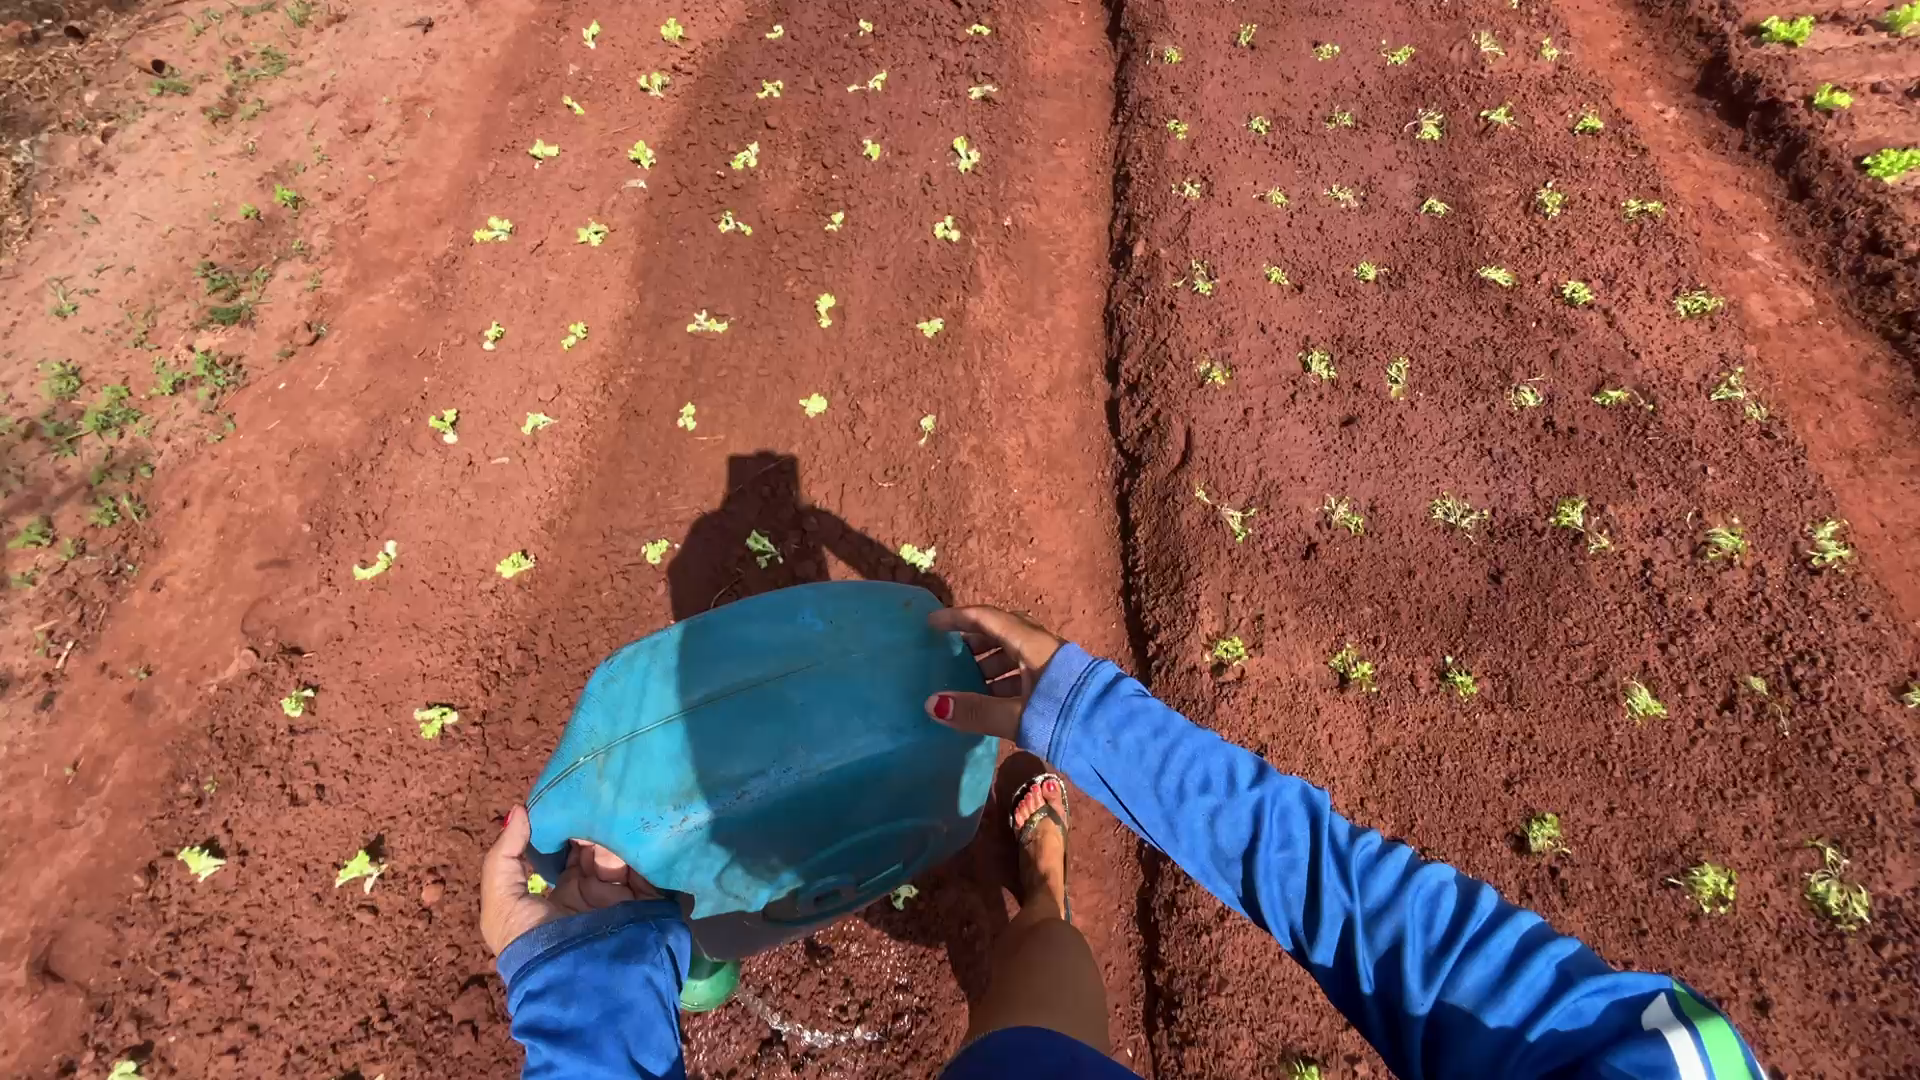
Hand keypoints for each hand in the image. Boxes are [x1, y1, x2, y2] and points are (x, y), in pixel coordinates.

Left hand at [480, 805, 659, 954]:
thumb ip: (504, 858)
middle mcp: (594, 889)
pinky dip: (644, 845)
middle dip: (595, 824)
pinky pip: (650, 862)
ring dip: (618, 832)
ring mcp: (624, 892)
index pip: (566, 848)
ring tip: (615, 813)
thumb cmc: (535, 944)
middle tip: (596, 799)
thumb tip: (519, 808)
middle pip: (598, 845)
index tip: (568, 797)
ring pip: (623, 849)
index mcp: (562, 891)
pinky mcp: (649, 896)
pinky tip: (637, 826)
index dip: (564, 824)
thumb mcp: (502, 906)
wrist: (581, 984)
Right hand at [923, 606, 1063, 741]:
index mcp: (1031, 643)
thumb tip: (932, 704)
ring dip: (989, 663)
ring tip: (965, 682)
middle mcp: (1042, 646)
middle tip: (949, 653)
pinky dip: (1003, 679)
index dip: (958, 618)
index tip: (932, 623)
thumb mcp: (1016, 715)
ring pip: (1014, 653)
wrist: (1116, 734)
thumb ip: (975, 711)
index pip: (987, 618)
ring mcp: (1053, 664)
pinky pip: (1024, 670)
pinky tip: (992, 700)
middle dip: (973, 640)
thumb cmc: (1063, 717)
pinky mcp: (1060, 683)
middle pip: (1001, 632)